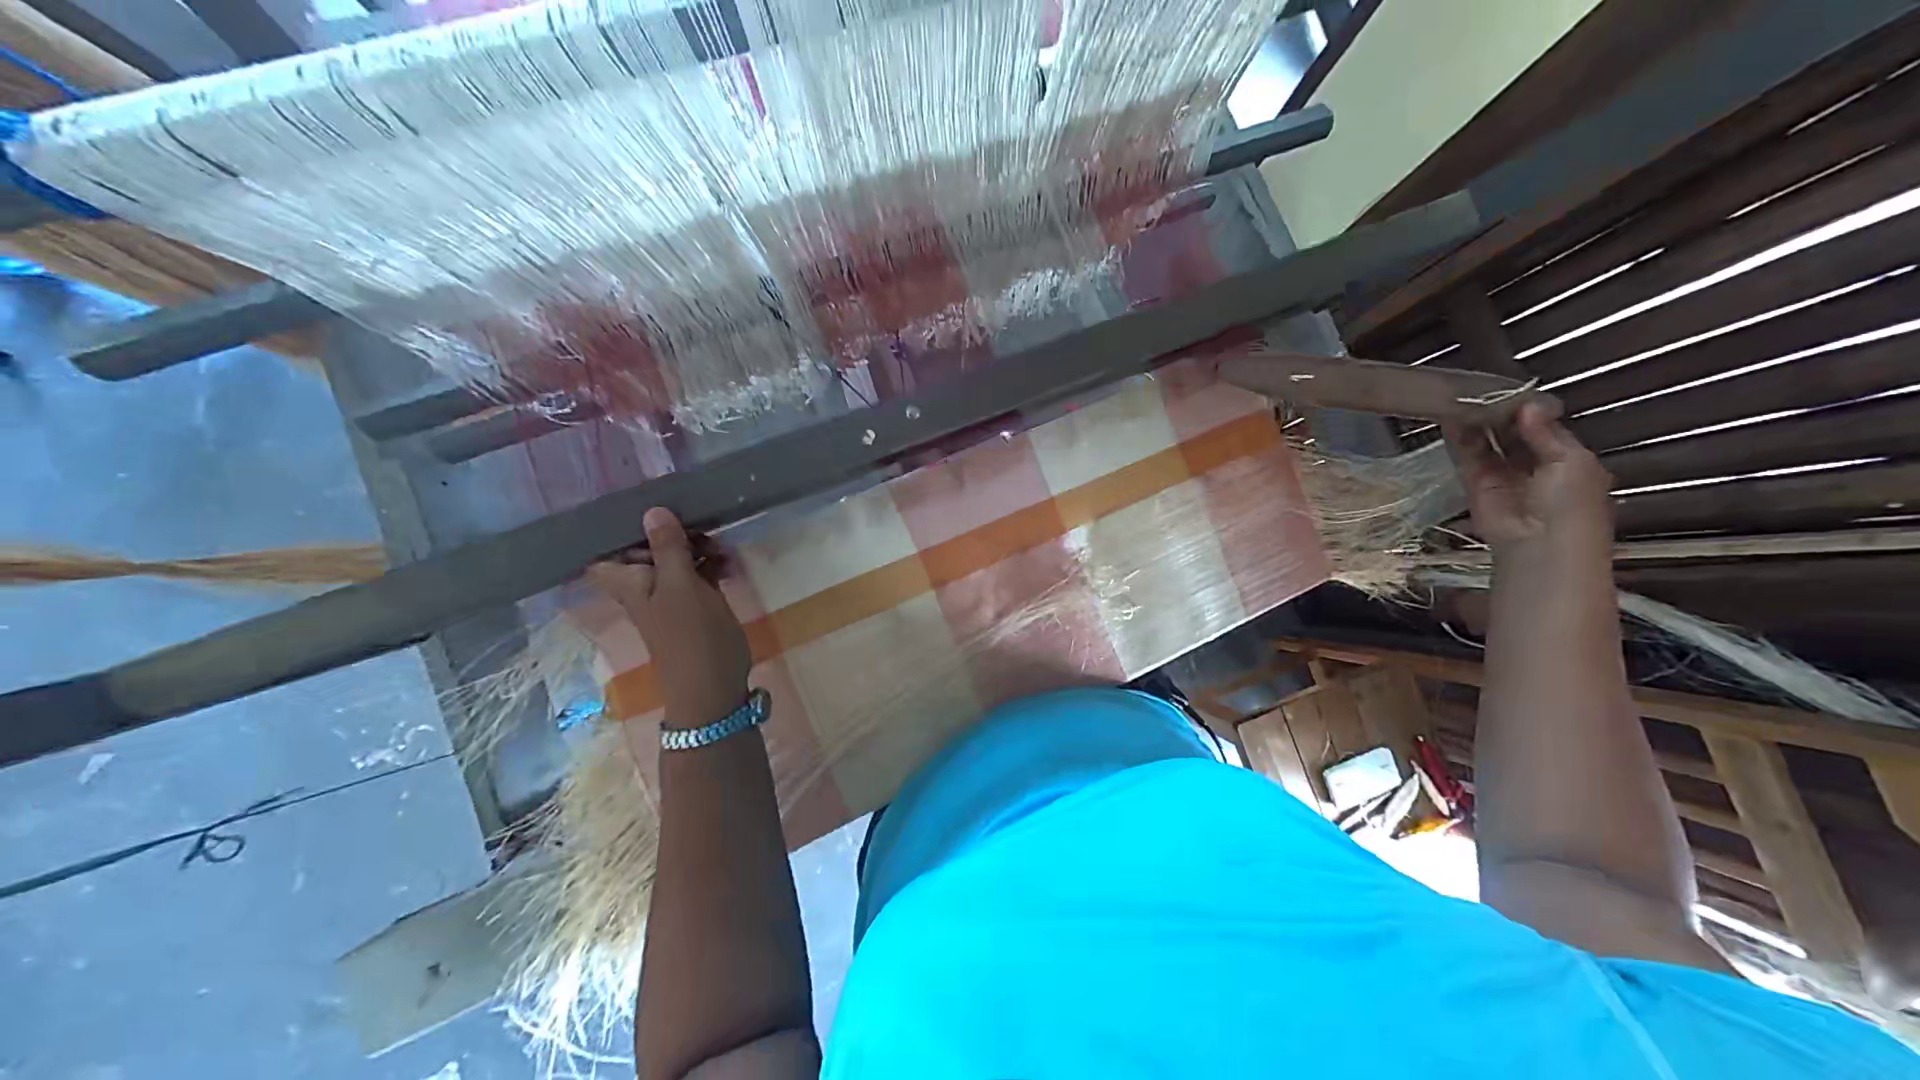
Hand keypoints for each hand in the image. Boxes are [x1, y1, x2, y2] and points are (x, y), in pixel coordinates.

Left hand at [584, 507, 750, 728]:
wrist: (714, 687)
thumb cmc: (692, 634)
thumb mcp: (681, 585)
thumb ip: (667, 548)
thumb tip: (652, 511)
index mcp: (629, 582)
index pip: (606, 551)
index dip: (618, 531)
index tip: (645, 510)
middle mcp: (644, 587)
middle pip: (646, 549)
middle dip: (671, 533)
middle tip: (698, 526)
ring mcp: (670, 597)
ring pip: (675, 560)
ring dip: (696, 548)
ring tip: (721, 547)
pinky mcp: (695, 606)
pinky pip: (697, 576)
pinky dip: (710, 566)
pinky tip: (729, 563)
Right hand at [1443, 401, 1612, 551]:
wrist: (1540, 545)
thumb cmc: (1571, 503)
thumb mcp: (1572, 461)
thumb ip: (1546, 433)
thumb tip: (1528, 406)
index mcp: (1568, 458)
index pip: (1545, 428)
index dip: (1529, 410)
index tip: (1511, 391)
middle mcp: (1534, 465)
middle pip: (1513, 434)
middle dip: (1500, 415)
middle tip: (1481, 392)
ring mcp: (1504, 476)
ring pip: (1488, 444)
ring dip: (1477, 424)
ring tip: (1462, 401)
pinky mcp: (1476, 485)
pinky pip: (1468, 458)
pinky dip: (1459, 440)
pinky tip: (1451, 419)